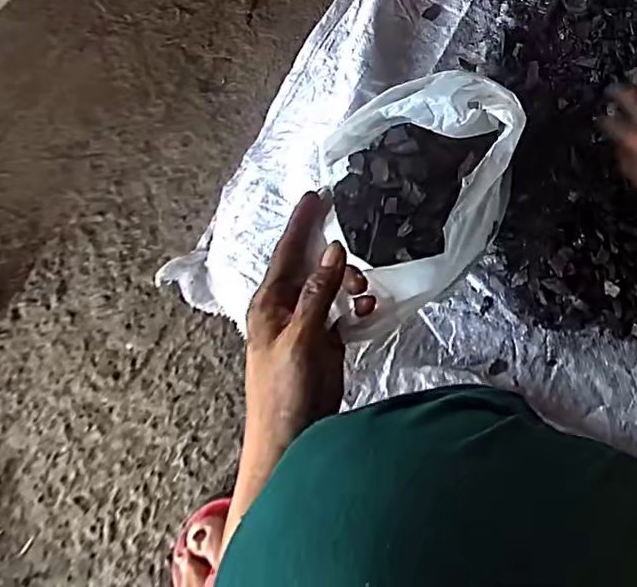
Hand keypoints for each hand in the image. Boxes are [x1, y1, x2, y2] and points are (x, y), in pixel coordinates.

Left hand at [243, 191, 373, 461]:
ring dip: (350, 285)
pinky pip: (343, 309)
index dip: (301, 223)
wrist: (291, 442)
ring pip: (332, 286)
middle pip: (314, 267)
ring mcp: (307, 324)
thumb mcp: (300, 337)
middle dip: (337, 263)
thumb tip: (332, 249)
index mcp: (269, 302)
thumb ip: (317, 292)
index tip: (314, 195)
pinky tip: (367, 309)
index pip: (287, 252)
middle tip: (356, 276)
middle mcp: (287, 307)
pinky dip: (356, 305)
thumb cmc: (283, 391)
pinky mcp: (326, 340)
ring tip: (363, 296)